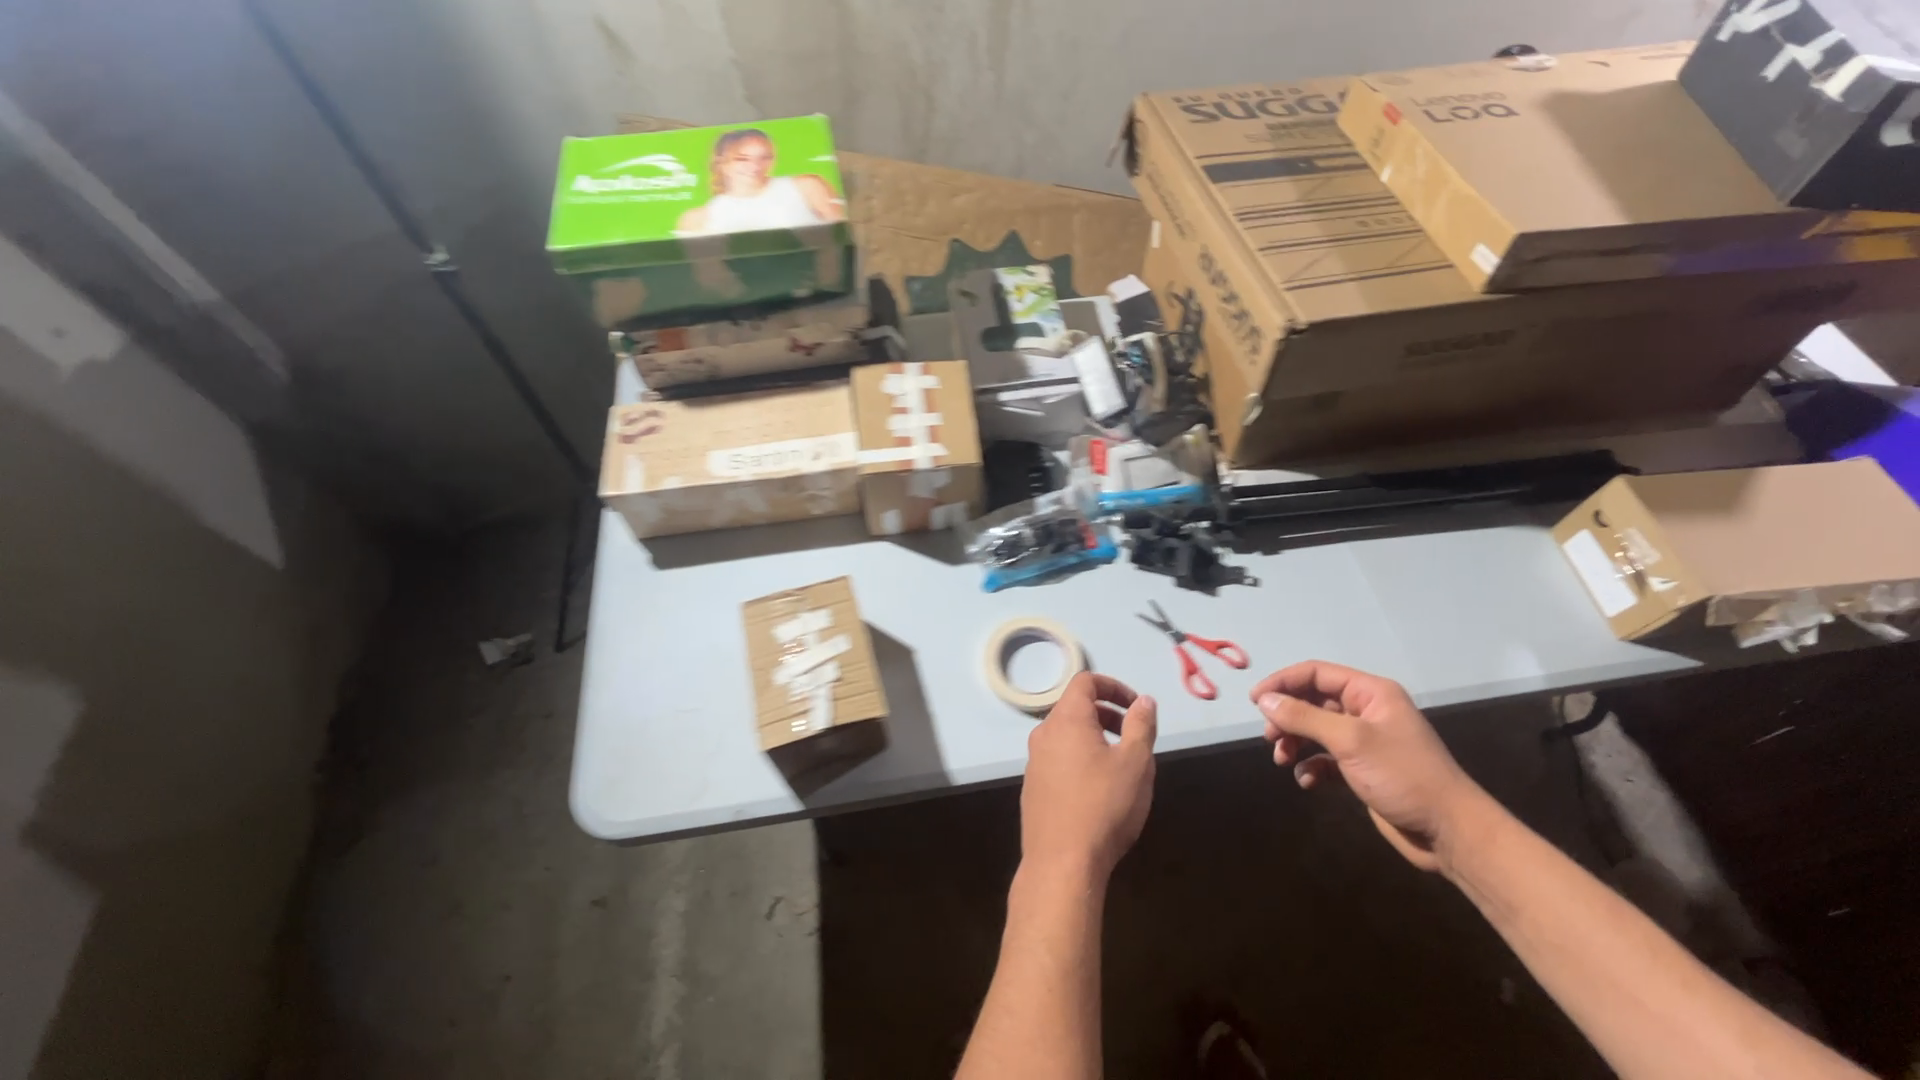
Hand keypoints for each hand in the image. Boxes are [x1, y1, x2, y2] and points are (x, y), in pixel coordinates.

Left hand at [1021, 673, 1158, 883]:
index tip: (1136, 706)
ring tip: (1120, 766)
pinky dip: (1079, 760)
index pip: (1084, 682)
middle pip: (1074, 708)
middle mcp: (1043, 735)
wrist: (1062, 863)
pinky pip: (1058, 760)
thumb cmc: (1104, 806)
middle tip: (1133, 736)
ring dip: (1094, 738)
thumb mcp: (1136, 763)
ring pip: (1066, 736)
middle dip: (1106, 714)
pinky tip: (1098, 791)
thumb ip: (1141, 725)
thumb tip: (1143, 701)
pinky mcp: (1032, 789)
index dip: (1113, 686)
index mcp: (1066, 720)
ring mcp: (1034, 763)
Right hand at [1251, 661, 1491, 871]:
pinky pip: (1325, 758)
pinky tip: (1308, 781)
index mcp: (1371, 693)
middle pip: (1313, 701)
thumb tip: (1265, 700)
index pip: (1316, 673)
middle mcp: (1366, 711)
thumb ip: (1304, 717)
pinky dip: (1311, 766)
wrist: (1447, 830)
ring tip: (1283, 761)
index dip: (1282, 682)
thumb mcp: (1350, 741)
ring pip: (1315, 730)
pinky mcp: (1362, 770)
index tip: (1254, 702)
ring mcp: (1365, 741)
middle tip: (1269, 737)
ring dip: (1295, 742)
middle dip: (1288, 717)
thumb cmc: (1402, 775)